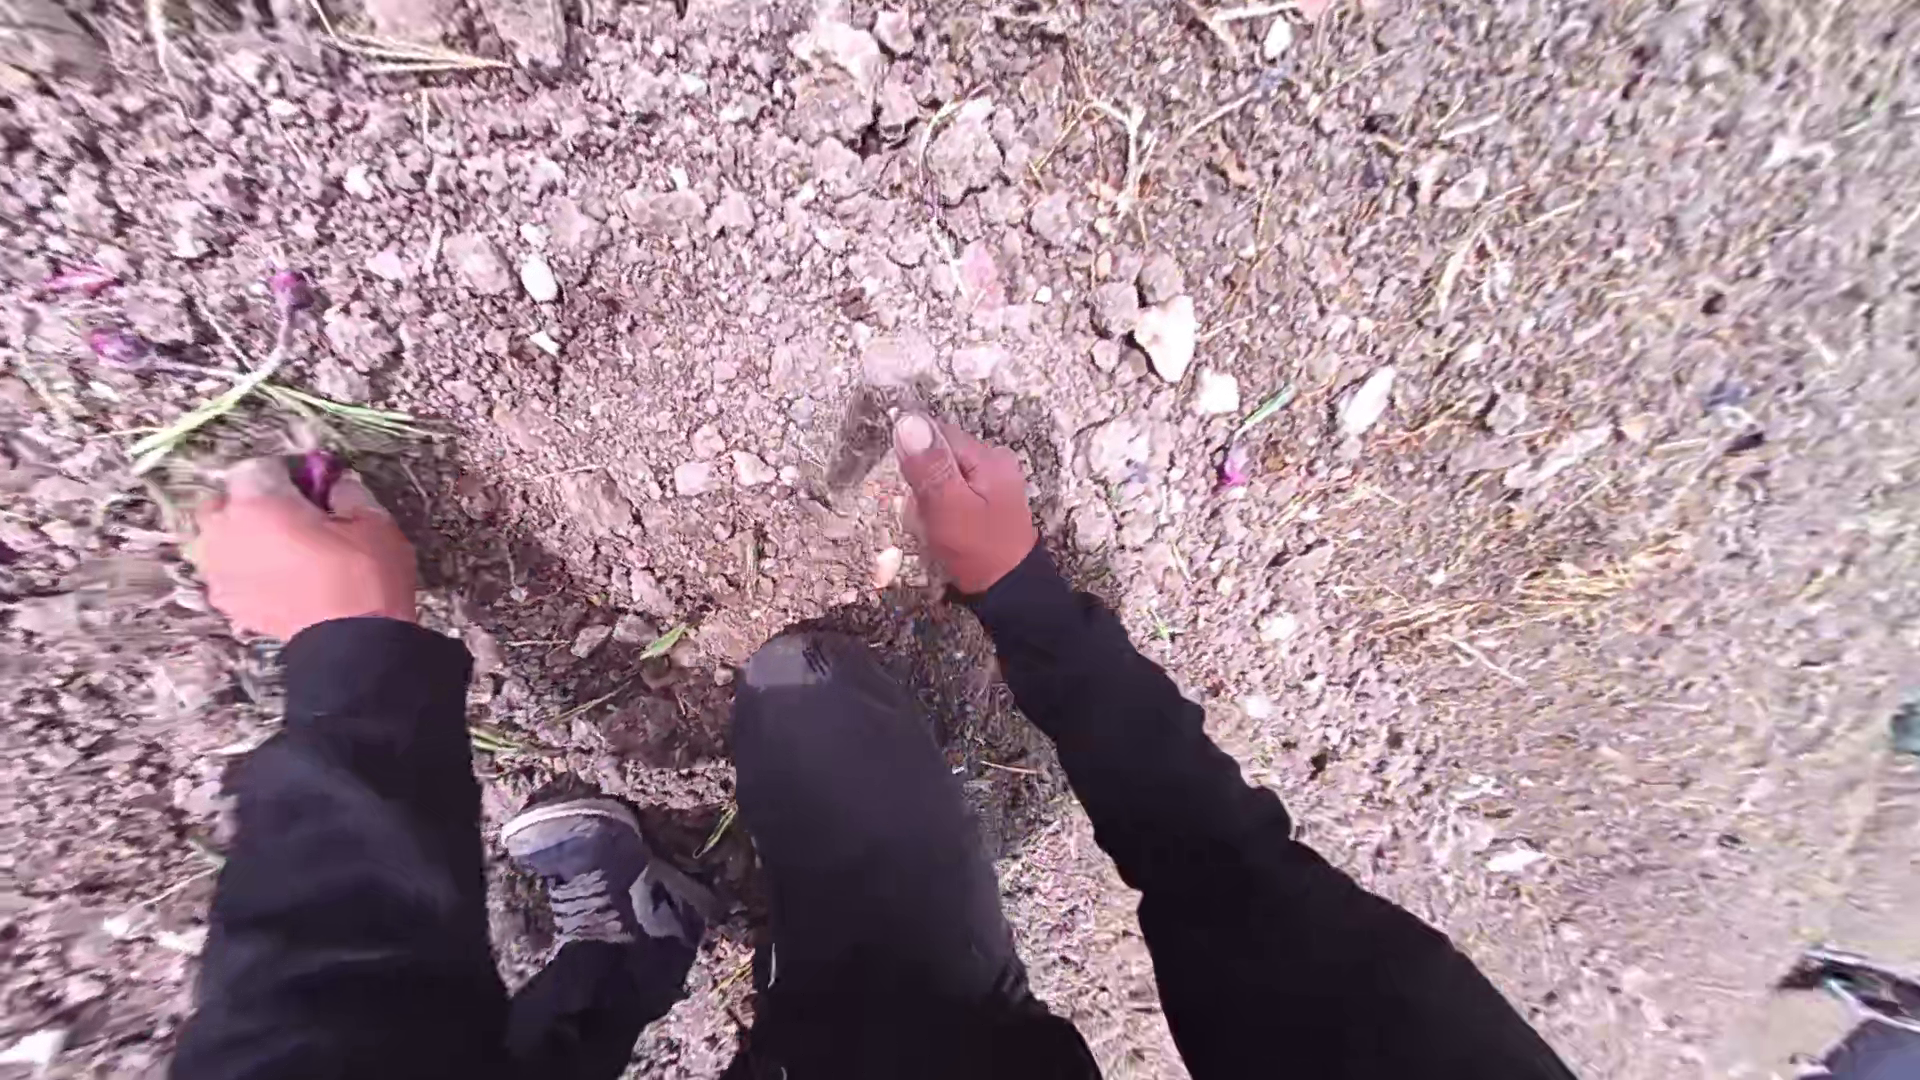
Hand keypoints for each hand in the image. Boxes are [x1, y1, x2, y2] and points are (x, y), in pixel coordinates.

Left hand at [189, 458, 417, 640]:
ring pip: (223, 537)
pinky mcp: (225, 597)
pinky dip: (252, 567)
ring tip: (293, 551)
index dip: (291, 472)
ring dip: (251, 536)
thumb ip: (351, 495)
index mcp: (260, 505)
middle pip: (226, 501)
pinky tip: (287, 578)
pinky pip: (231, 569)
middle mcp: (223, 531)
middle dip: (258, 503)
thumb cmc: (367, 573)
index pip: (258, 467)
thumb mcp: (377, 525)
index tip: (319, 485)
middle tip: (302, 518)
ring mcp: (217, 568)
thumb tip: (337, 483)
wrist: (354, 636)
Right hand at [892, 414, 1037, 593]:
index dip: (917, 462)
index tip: (917, 492)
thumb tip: (907, 421)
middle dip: (924, 488)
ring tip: (938, 530)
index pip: (936, 436)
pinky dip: (942, 515)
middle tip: (930, 517)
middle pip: (938, 458)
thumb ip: (928, 466)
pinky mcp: (986, 503)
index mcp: (988, 457)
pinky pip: (951, 498)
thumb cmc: (978, 551)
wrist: (1008, 592)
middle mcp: (994, 463)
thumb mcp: (948, 507)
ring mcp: (991, 484)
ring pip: (940, 480)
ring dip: (930, 505)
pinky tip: (946, 534)